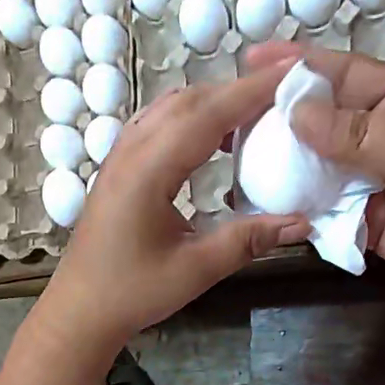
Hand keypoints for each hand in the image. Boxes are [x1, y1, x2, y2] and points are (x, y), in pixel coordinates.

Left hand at [34, 62, 310, 352]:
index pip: (208, 114)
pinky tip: (214, 139)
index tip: (294, 75)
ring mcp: (120, 156)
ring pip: (170, 108)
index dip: (252, 91)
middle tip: (284, 95)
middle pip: (189, 100)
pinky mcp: (118, 167)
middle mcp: (131, 151)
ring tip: (255, 114)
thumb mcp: (195, 270)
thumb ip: (248, 240)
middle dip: (238, 90)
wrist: (80, 309)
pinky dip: (191, 119)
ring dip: (213, 102)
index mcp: (148, 170)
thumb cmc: (132, 292)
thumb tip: (303, 223)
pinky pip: (158, 124)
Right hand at [244, 42, 384, 290]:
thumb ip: (357, 133)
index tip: (253, 59)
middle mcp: (379, 136)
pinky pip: (321, 210)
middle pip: (321, 123)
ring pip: (315, 168)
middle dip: (279, 119)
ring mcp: (368, 180)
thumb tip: (294, 112)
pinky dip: (294, 208)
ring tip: (233, 160)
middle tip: (229, 118)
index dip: (299, 67)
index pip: (343, 76)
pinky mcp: (361, 221)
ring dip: (280, 166)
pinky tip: (260, 203)